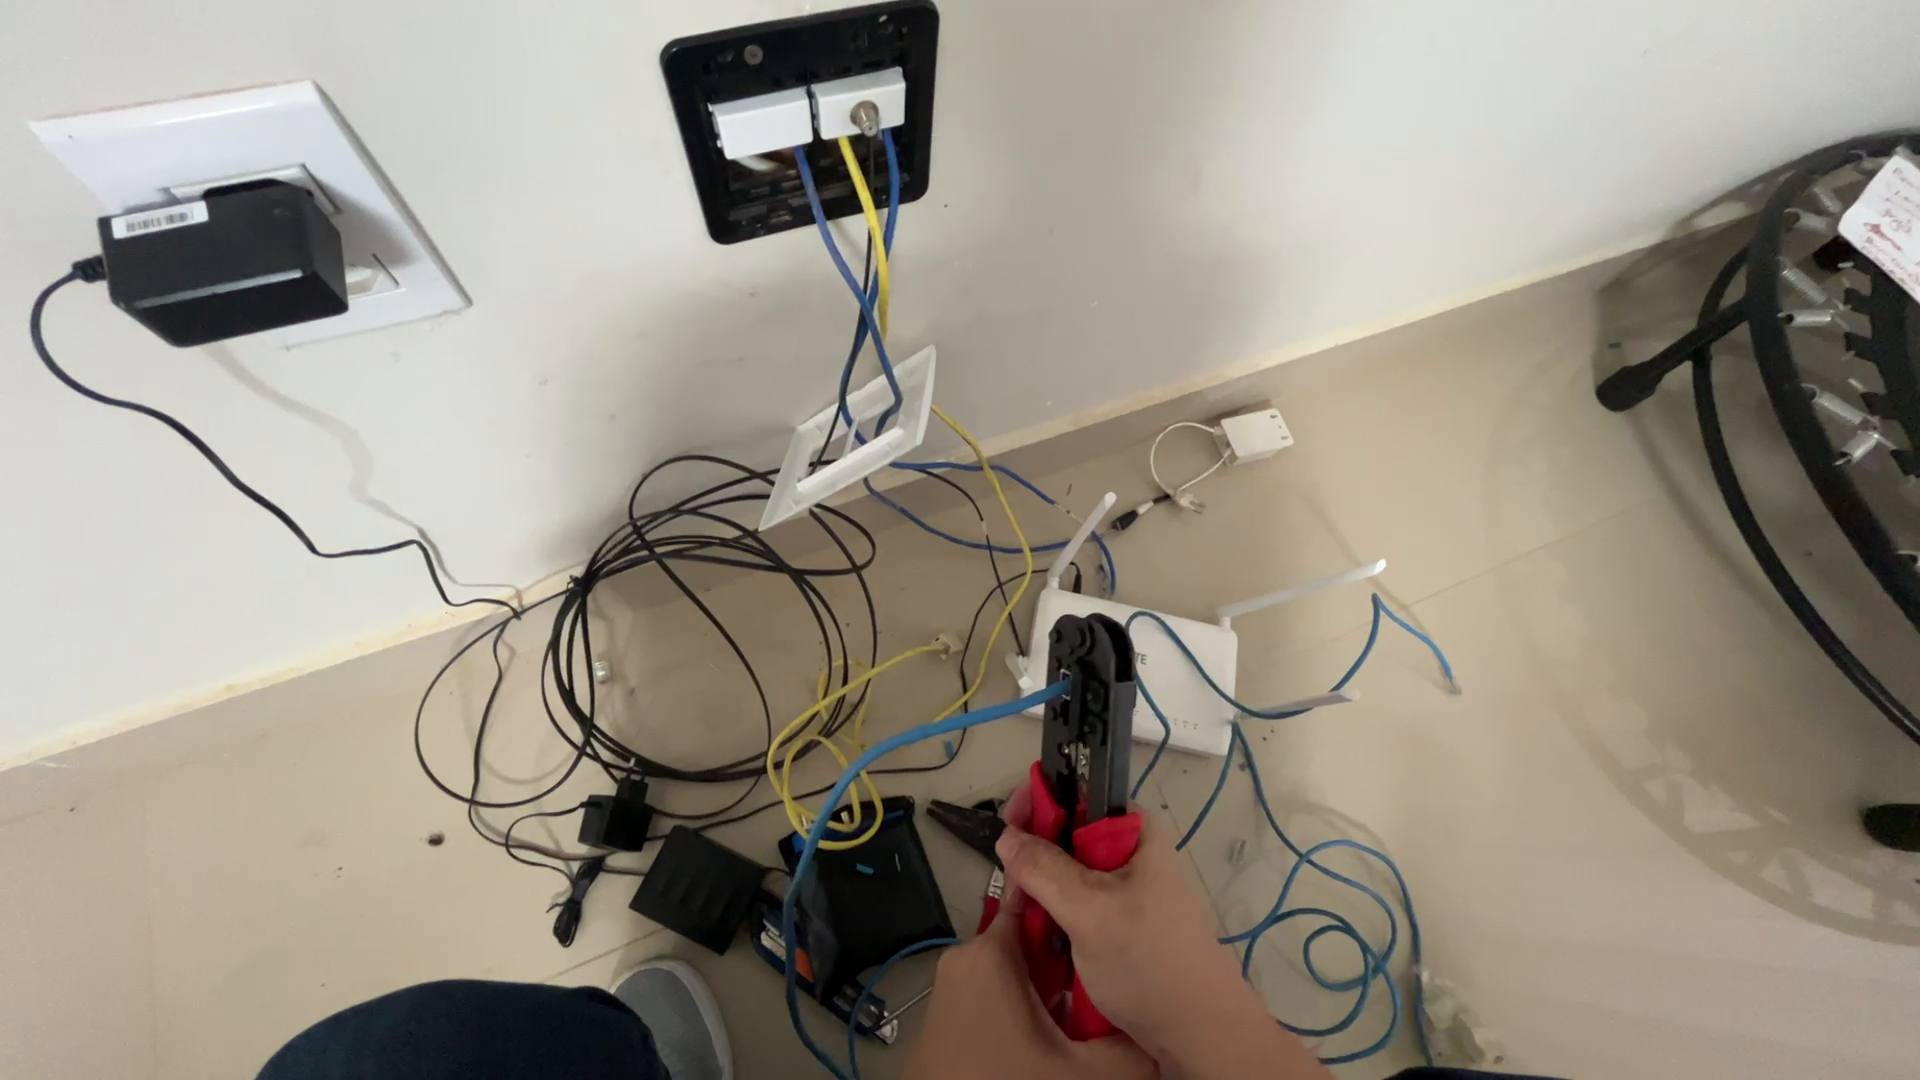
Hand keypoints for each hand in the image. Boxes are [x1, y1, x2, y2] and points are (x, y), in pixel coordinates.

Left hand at [902, 909, 1155, 1079]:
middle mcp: (963, 960)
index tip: (1105, 921)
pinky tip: (1049, 1043)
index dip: (1075, 908)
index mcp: (989, 952)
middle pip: (1030, 942)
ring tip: (1082, 1021)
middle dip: (1068, 962)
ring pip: (1013, 973)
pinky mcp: (943, 1023)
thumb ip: (1129, 1041)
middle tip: (1104, 989)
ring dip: (1047, 992)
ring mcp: (949, 992)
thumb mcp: (1085, 1072)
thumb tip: (1159, 1024)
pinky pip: (991, 1000)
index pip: (1037, 899)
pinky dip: (1021, 1013)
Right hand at [995, 785, 1331, 1079]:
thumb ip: (1044, 869)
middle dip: (1033, 858)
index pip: (1078, 789)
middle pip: (1066, 833)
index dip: (1039, 800)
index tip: (1007, 826)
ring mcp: (1125, 887)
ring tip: (1028, 922)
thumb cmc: (1150, 964)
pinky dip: (1055, 916)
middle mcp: (1130, 850)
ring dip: (1041, 893)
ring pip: (1066, 872)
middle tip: (1014, 890)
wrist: (1200, 1036)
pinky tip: (1045, 941)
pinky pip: (1075, 903)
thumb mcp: (1090, 911)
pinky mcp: (1120, 919)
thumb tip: (1006, 835)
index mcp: (1134, 829)